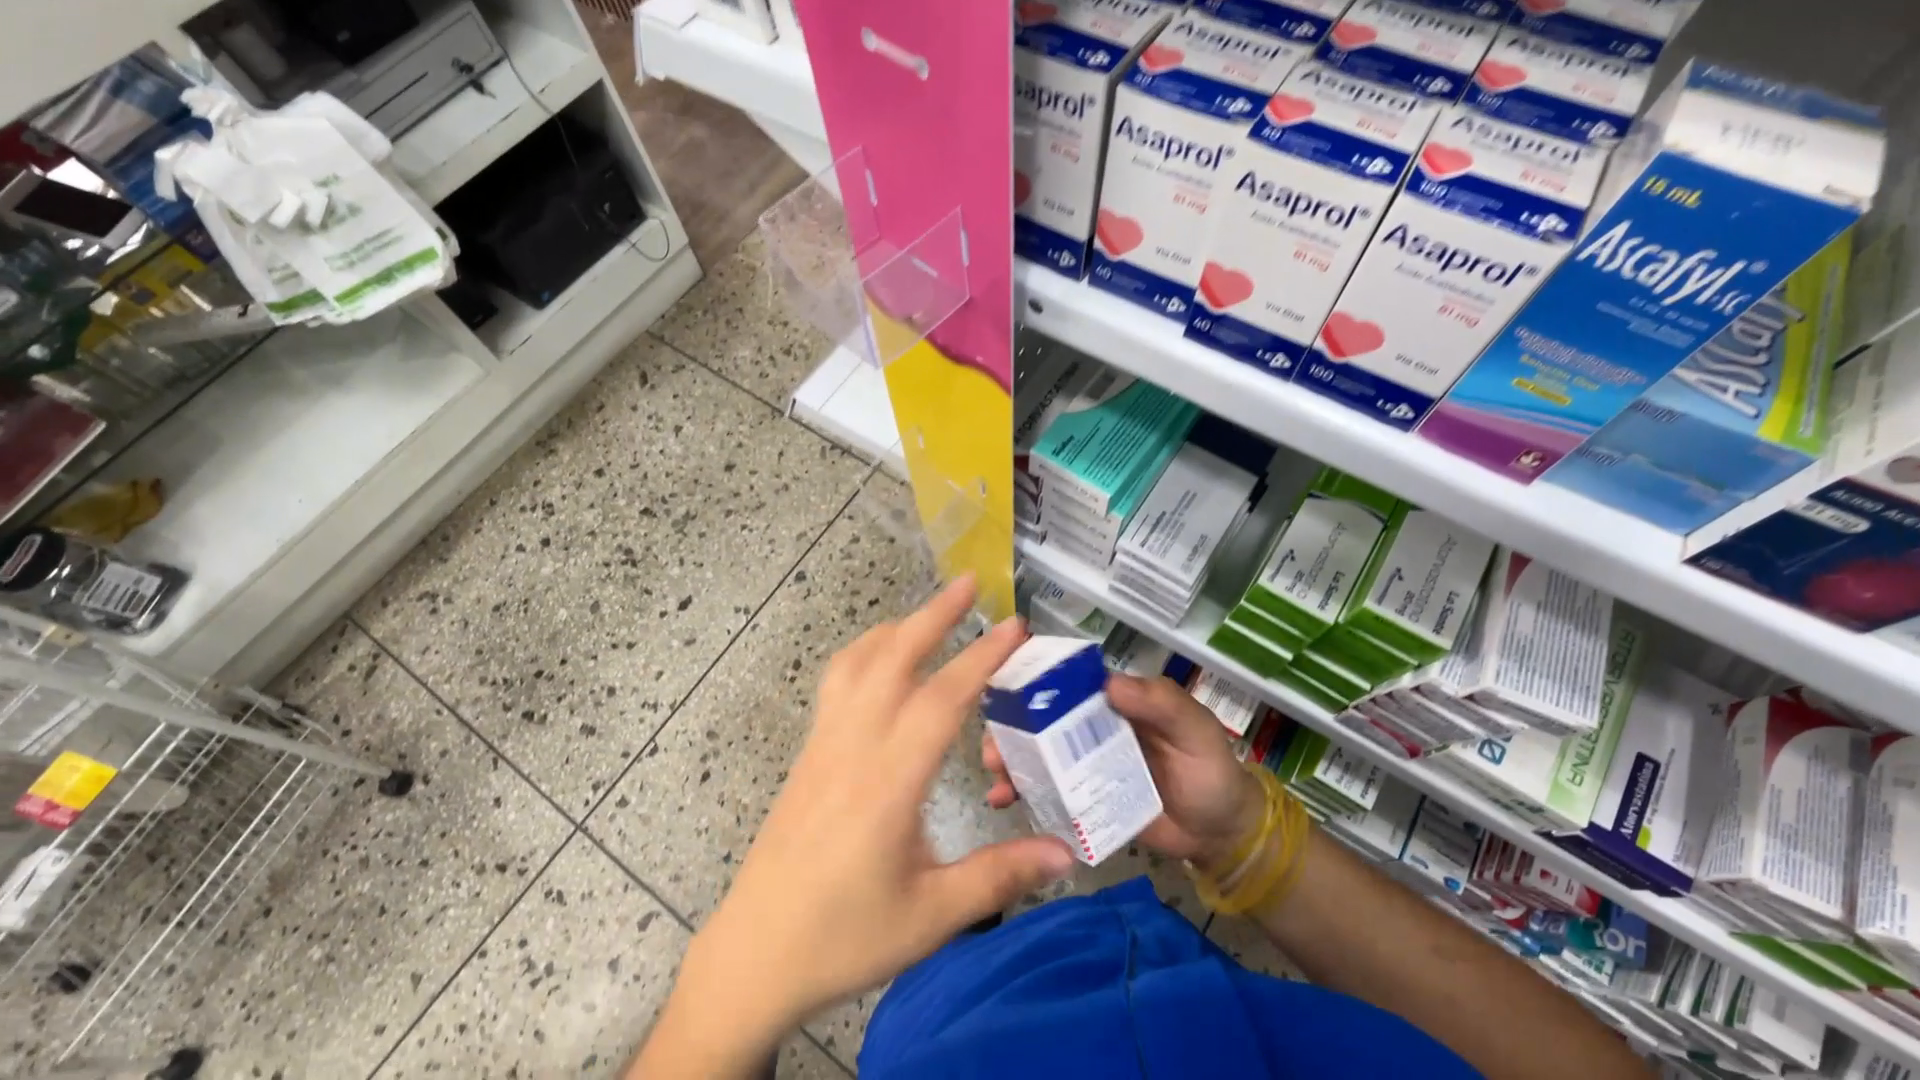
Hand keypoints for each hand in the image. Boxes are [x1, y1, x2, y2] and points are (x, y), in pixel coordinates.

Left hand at [676, 577, 1075, 1035]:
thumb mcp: (932, 916)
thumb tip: (1068, 853)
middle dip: (932, 615)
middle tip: (970, 584)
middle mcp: (851, 748)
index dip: (981, 657)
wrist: (755, 955)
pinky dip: (864, 655)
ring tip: (927, 615)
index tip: (1014, 626)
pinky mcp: (806, 760)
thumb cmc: (844, 938)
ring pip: (854, 665)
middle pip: (891, 659)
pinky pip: (835, 686)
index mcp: (888, 781)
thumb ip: (1000, 875)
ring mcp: (821, 749)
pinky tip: (880, 667)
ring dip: (894, 629)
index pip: (940, 699)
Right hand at [984, 672, 1263, 872]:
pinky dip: (1024, 795)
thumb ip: (1162, 704)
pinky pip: (1047, 794)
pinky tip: (1004, 803)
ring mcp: (1083, 767)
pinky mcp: (1082, 802)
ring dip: (1011, 761)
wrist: (1220, 834)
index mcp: (1114, 703)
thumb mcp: (1195, 731)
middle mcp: (1091, 730)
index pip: (1068, 682)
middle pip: (1041, 722)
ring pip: (1038, 757)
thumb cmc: (1210, 770)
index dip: (1033, 681)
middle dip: (1011, 729)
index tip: (1000, 686)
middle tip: (993, 747)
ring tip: (995, 778)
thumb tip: (1110, 682)